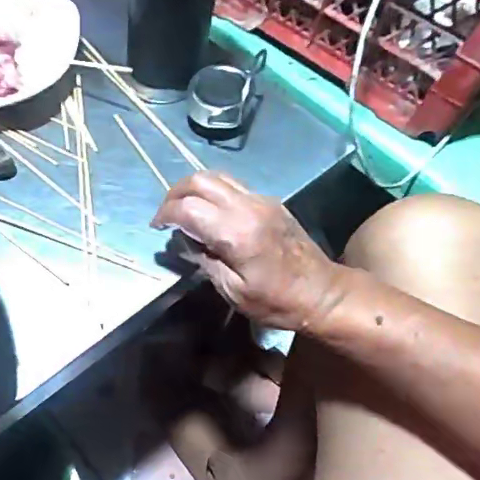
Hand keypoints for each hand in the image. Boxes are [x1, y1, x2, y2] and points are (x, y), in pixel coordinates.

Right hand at [151, 171, 350, 332]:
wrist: (323, 293)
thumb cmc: (277, 301)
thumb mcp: (233, 291)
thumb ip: (204, 261)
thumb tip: (183, 242)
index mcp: (237, 232)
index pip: (188, 208)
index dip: (166, 214)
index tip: (157, 228)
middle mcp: (248, 207)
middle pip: (200, 180)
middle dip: (175, 194)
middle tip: (166, 216)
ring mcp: (262, 200)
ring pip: (217, 177)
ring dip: (194, 190)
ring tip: (184, 213)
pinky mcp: (270, 202)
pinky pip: (233, 186)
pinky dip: (213, 193)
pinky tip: (210, 215)